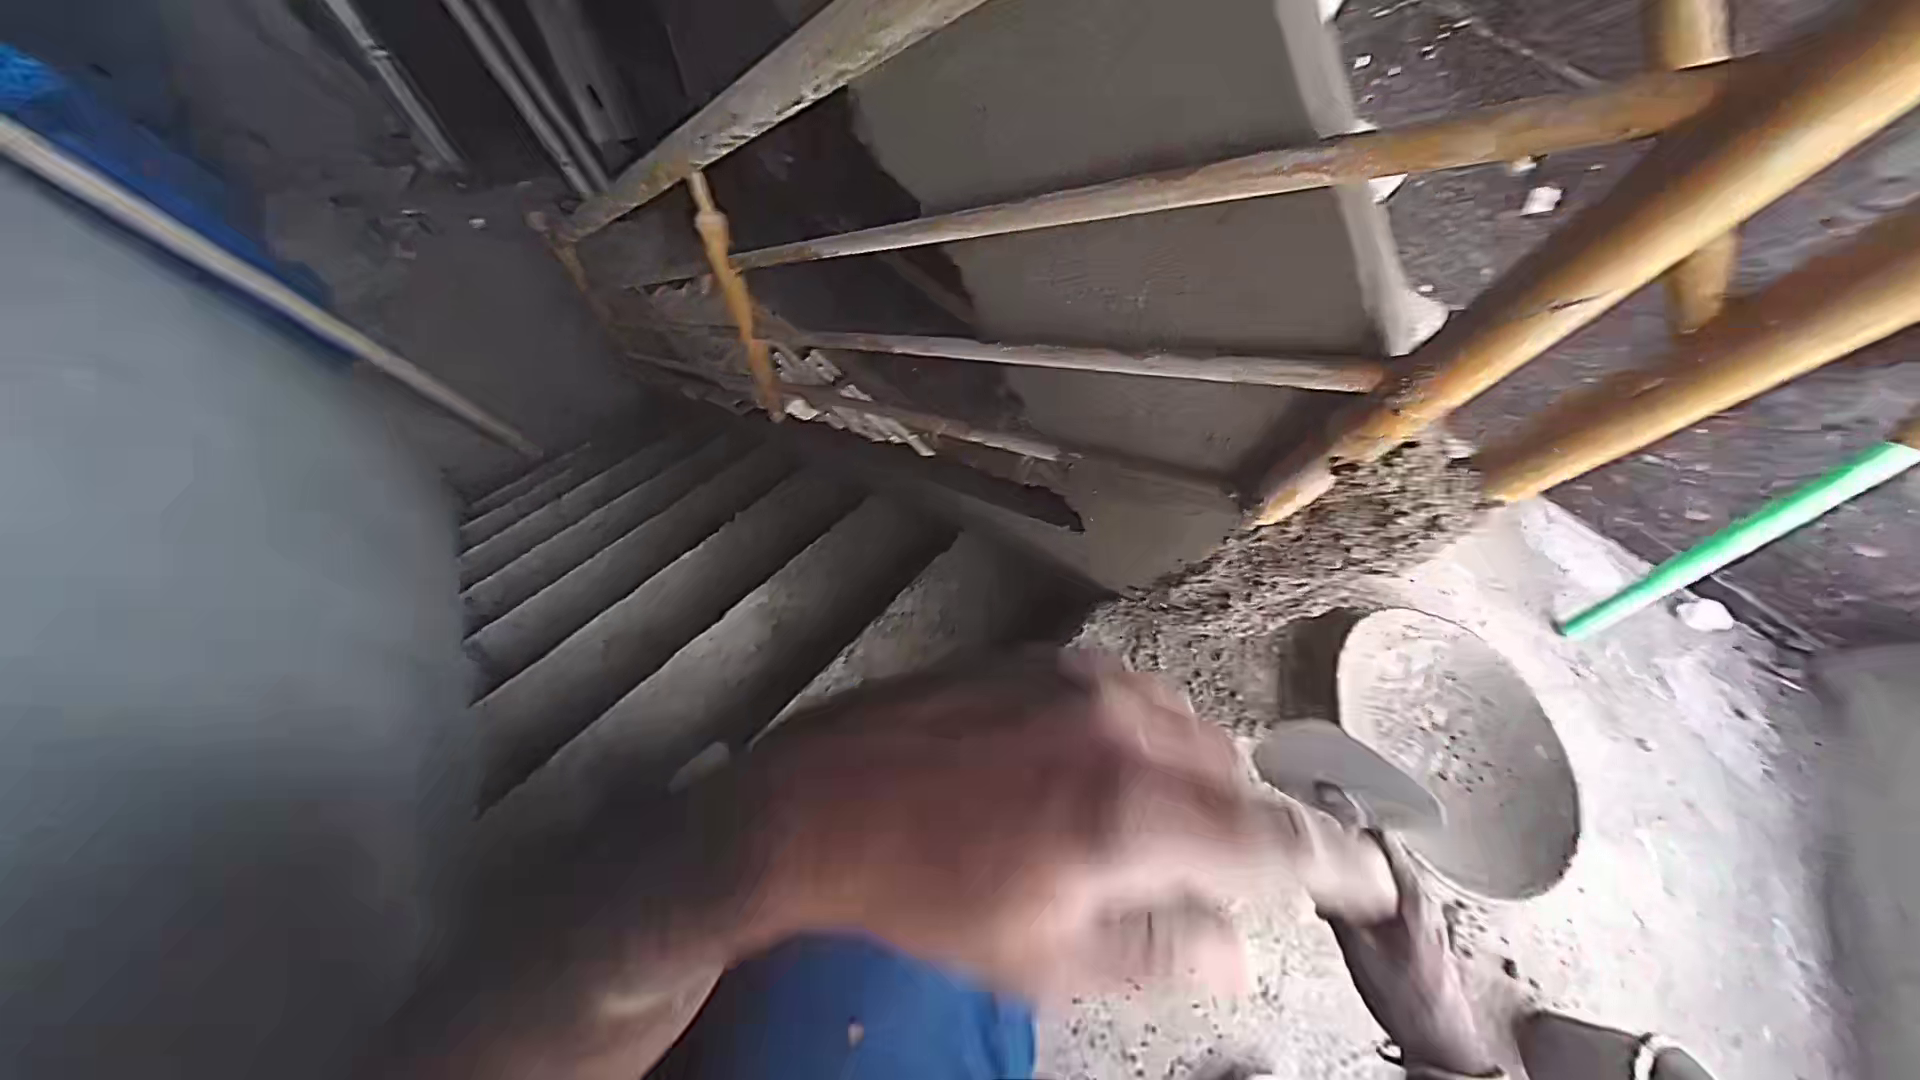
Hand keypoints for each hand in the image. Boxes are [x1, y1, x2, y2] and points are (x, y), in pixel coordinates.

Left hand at [730, 652, 1396, 1001]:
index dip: (1333, 862)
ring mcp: (1073, 675)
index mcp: (1127, 808)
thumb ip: (1154, 949)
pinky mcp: (1035, 655)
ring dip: (1187, 768)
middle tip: (1212, 861)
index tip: (1368, 876)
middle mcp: (1115, 722)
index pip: (1270, 838)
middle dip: (1239, 819)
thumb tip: (1233, 950)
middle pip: (1228, 769)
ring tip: (1147, 812)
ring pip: (1179, 720)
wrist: (824, 800)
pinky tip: (1099, 758)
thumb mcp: (1041, 954)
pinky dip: (1139, 728)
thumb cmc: (927, 890)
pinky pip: (1124, 690)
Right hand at [1324, 829, 1498, 1076]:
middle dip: (1344, 840)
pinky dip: (1361, 883)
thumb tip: (1308, 873)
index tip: (1322, 807)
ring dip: (1351, 863)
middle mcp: (1424, 899)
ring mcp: (1424, 912)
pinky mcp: (1418, 925)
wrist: (1440, 1043)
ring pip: (1381, 870)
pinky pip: (1385, 887)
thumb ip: (1335, 904)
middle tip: (1314, 835)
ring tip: (1322, 865)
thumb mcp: (1358, 949)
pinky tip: (1342, 896)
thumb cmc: (1410, 1003)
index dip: (1347, 819)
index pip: (1380, 836)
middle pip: (1380, 849)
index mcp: (1413, 896)